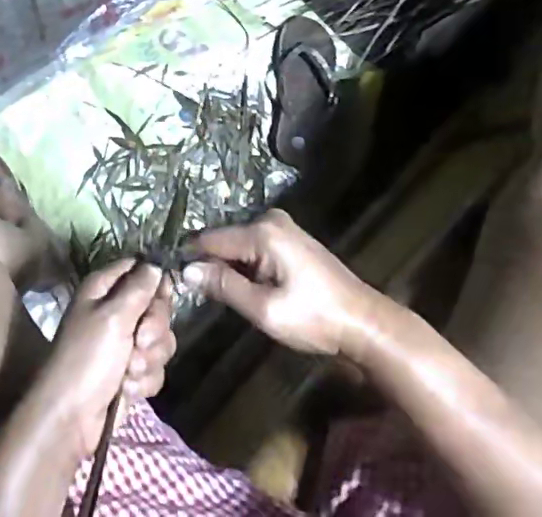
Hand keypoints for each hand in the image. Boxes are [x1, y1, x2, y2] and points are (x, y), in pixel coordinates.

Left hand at [40, 259, 174, 452]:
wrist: (71, 418)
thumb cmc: (87, 358)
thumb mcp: (113, 317)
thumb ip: (138, 289)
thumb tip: (154, 265)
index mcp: (104, 288)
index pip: (139, 268)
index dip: (154, 281)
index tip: (160, 297)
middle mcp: (114, 310)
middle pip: (156, 305)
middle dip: (154, 328)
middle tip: (140, 341)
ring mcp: (123, 342)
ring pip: (159, 339)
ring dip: (149, 359)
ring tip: (128, 371)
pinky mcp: (130, 371)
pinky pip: (154, 367)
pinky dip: (144, 380)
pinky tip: (126, 389)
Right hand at [183, 209, 383, 357]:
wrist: (365, 322)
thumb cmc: (314, 319)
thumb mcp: (264, 309)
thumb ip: (224, 286)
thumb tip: (187, 270)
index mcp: (262, 232)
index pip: (210, 239)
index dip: (191, 259)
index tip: (176, 281)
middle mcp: (269, 219)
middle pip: (224, 239)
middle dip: (211, 264)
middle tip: (200, 295)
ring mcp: (282, 226)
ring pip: (238, 244)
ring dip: (229, 266)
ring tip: (221, 294)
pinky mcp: (289, 237)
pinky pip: (254, 246)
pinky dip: (246, 265)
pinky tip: (248, 287)